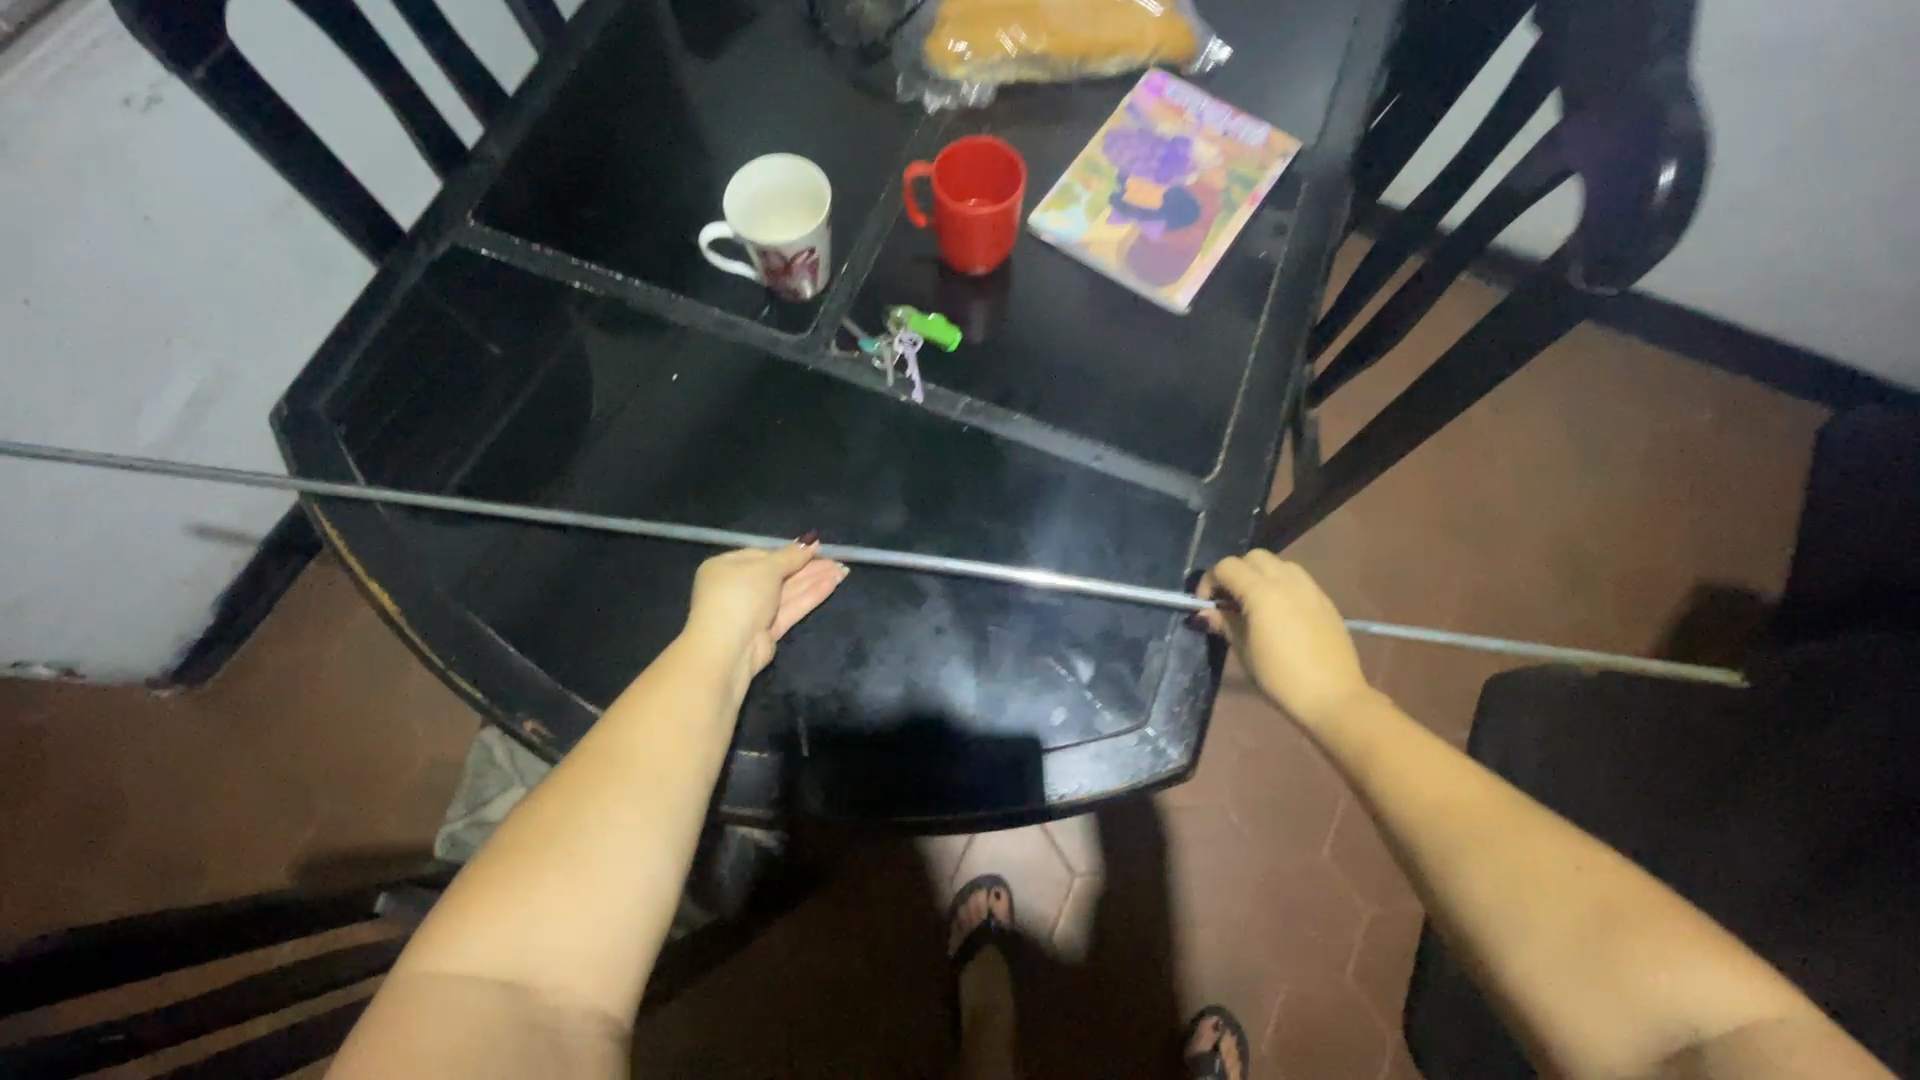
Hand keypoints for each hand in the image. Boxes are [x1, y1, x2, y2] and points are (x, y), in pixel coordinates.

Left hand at [682, 543, 847, 686]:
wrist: (728, 647)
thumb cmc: (740, 596)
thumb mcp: (766, 569)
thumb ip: (791, 555)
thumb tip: (811, 539)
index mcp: (727, 567)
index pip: (763, 556)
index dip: (790, 553)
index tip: (816, 549)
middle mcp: (739, 588)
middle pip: (779, 574)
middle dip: (809, 568)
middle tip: (837, 561)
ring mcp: (753, 611)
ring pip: (788, 592)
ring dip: (815, 580)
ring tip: (843, 571)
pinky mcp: (767, 630)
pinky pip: (790, 608)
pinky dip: (810, 596)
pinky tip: (832, 584)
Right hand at [1196, 552, 1373, 726]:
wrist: (1332, 696)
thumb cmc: (1280, 677)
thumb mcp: (1244, 651)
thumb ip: (1225, 623)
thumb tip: (1206, 612)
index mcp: (1262, 592)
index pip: (1227, 567)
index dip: (1210, 581)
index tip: (1206, 605)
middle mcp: (1286, 581)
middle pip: (1253, 557)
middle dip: (1235, 572)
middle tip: (1229, 600)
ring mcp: (1309, 588)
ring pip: (1278, 564)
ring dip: (1260, 575)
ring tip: (1255, 603)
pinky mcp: (1324, 600)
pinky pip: (1297, 579)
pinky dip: (1281, 585)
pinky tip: (1280, 613)